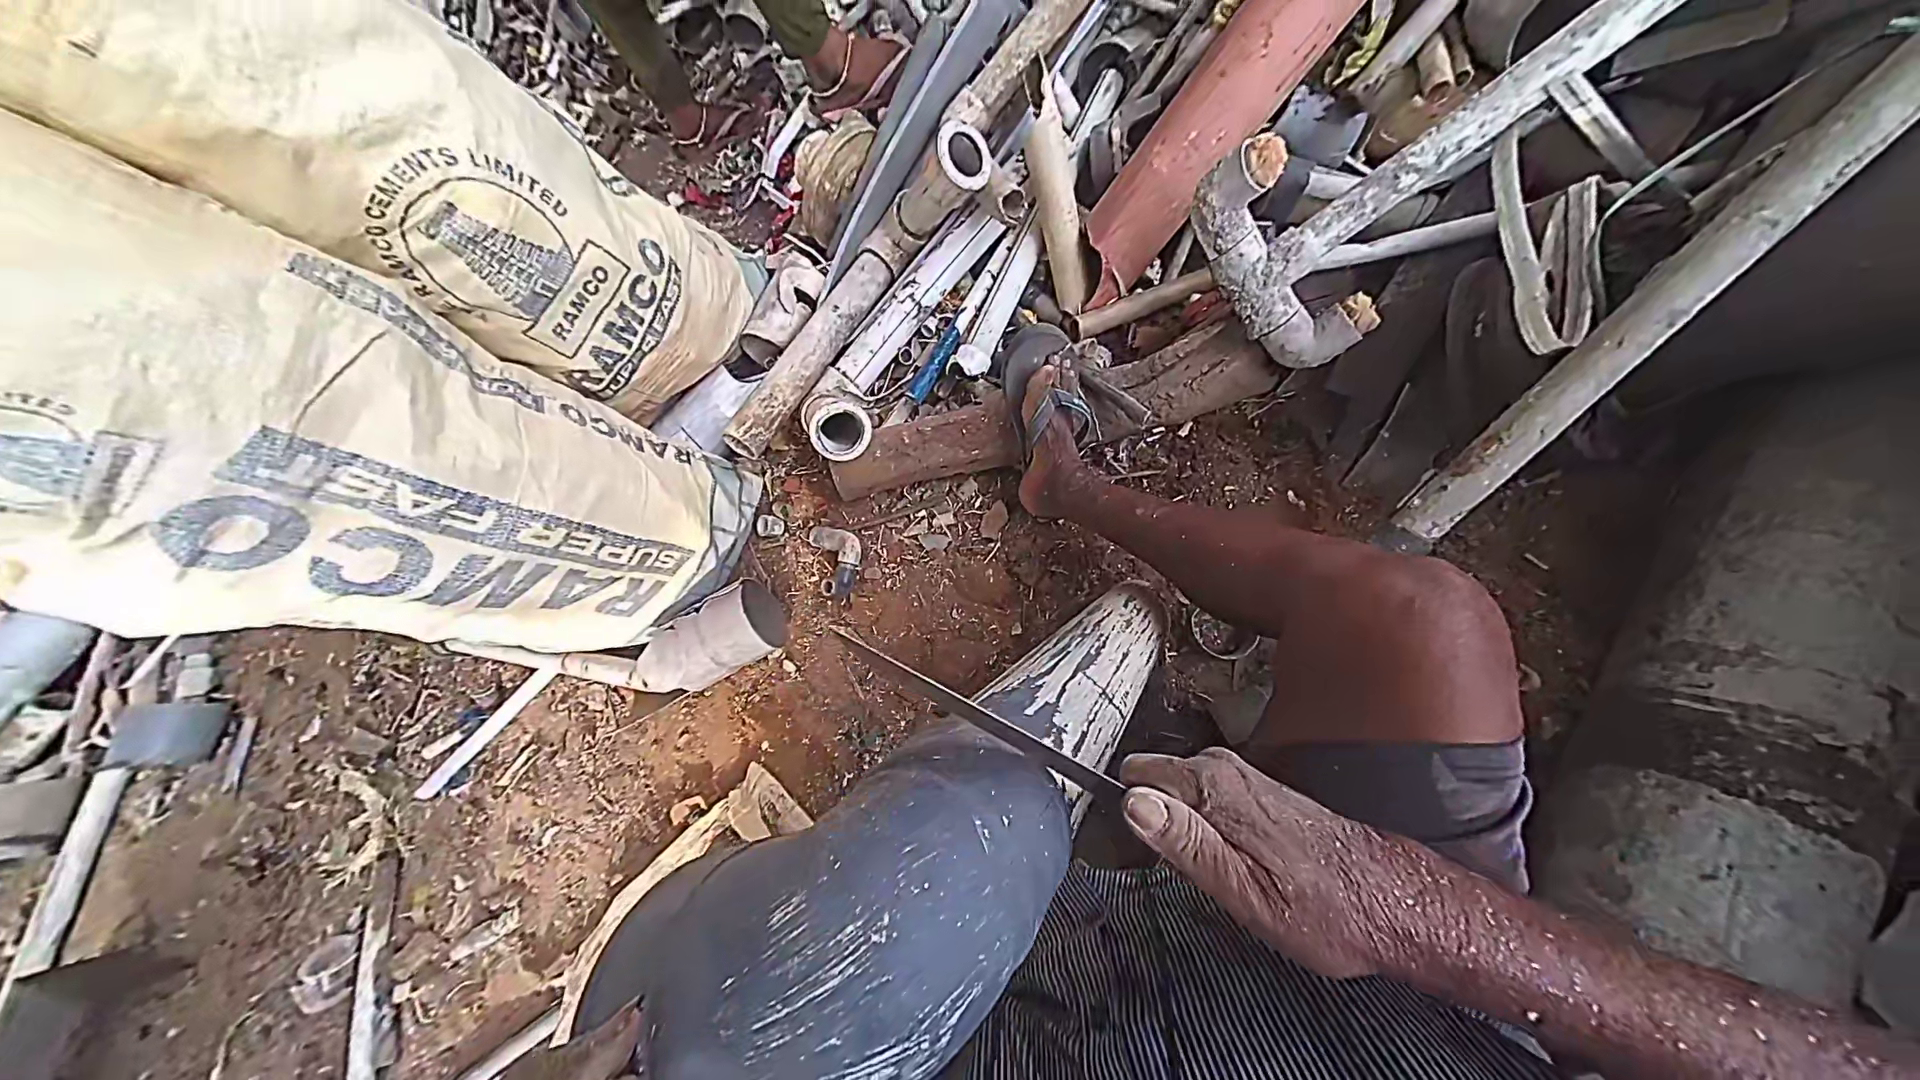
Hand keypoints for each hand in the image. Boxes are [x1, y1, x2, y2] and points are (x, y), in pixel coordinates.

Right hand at [1119, 748, 1425, 978]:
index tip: (1150, 850)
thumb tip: (1133, 803)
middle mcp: (1221, 766)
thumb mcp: (1242, 891)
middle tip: (1190, 867)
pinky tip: (1233, 855)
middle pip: (1151, 779)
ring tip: (1216, 866)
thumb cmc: (1323, 907)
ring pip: (1174, 787)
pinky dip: (1203, 820)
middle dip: (1156, 818)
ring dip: (1181, 822)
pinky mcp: (1251, 784)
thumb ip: (1183, 841)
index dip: (1134, 814)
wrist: (1389, 899)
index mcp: (1211, 786)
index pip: (1133, 776)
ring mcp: (1238, 772)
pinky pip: (1199, 792)